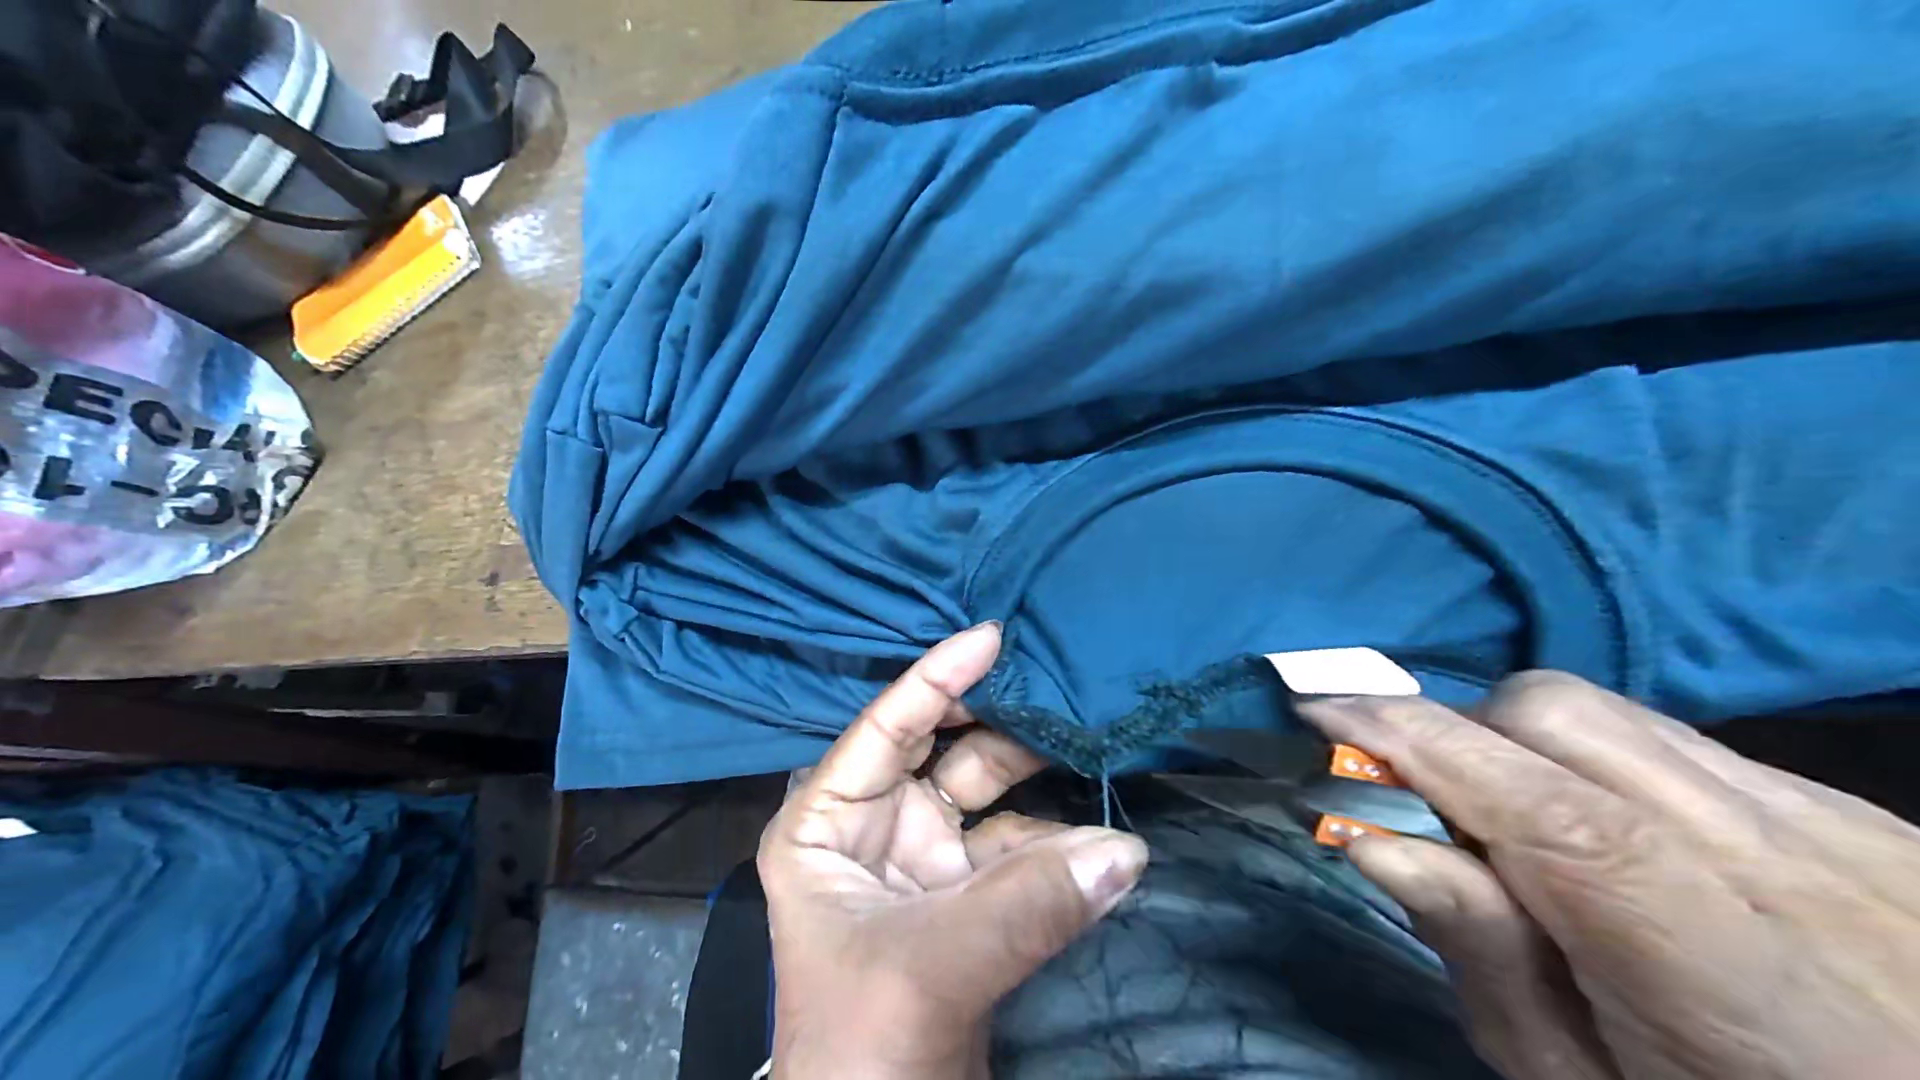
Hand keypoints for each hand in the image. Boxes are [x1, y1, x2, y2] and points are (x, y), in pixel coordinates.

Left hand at [757, 622, 1148, 1079]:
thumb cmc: (861, 1050)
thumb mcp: (930, 968)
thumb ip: (1026, 904)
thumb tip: (1125, 848)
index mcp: (827, 823)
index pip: (885, 727)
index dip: (936, 676)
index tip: (992, 636)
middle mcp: (872, 827)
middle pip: (940, 749)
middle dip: (995, 718)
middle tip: (1054, 686)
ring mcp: (921, 861)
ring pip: (983, 795)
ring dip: (1036, 777)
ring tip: (1092, 744)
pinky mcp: (963, 899)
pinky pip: (1014, 849)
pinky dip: (1055, 842)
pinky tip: (1101, 840)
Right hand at [1297, 672, 1919, 1079]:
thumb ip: (1480, 955)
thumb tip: (1367, 837)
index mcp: (1752, 1001)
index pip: (1561, 822)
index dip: (1423, 747)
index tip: (1320, 712)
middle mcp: (1813, 885)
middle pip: (1565, 721)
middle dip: (1455, 731)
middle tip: (1418, 791)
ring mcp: (1851, 833)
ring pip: (1609, 709)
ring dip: (1513, 737)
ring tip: (1505, 809)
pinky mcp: (1856, 811)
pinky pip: (1666, 733)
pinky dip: (1587, 753)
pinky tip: (1598, 819)